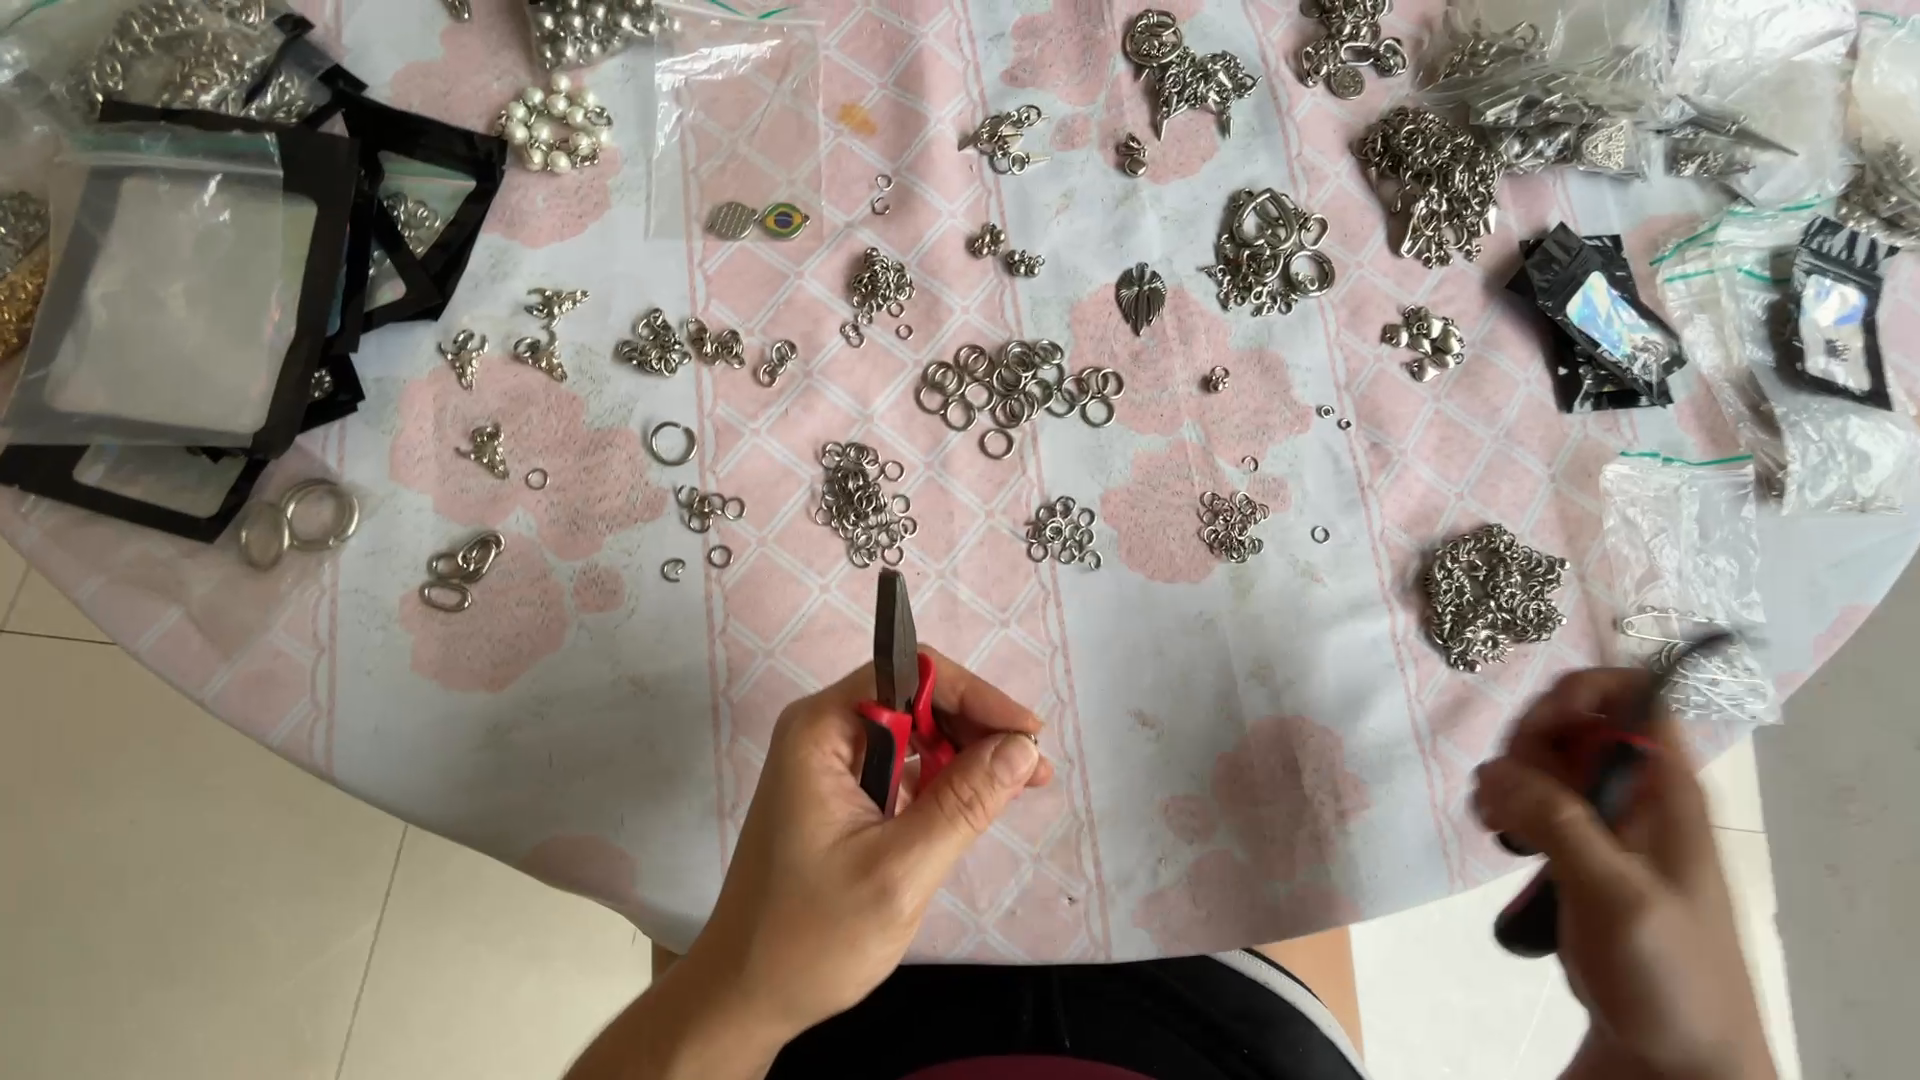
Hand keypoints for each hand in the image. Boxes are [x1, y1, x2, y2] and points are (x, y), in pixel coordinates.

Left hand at [682, 648, 1050, 1043]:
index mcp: (821, 731)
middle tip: (1033, 768)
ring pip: (913, 730)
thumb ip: (964, 803)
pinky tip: (976, 802)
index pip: (909, 675)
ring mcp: (829, 762)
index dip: (974, 695)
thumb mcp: (900, 871)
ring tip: (1018, 784)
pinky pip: (900, 764)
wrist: (744, 995)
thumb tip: (1022, 748)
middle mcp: (823, 731)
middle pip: (914, 697)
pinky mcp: (839, 792)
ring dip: (965, 753)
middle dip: (976, 726)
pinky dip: (942, 778)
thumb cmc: (812, 938)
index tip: (1027, 734)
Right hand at [1473, 669, 1775, 1079]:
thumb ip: (1559, 821)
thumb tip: (1492, 768)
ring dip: (1507, 779)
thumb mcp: (1618, 894)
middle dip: (1529, 745)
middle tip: (1509, 790)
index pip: (1636, 699)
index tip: (1542, 727)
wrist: (1671, 1050)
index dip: (1584, 693)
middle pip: (1571, 724)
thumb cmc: (1667, 969)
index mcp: (1667, 789)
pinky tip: (1500, 836)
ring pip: (1541, 760)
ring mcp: (1601, 819)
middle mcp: (1634, 792)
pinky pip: (1527, 798)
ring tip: (1500, 824)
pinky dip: (1502, 805)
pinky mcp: (1571, 845)